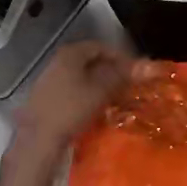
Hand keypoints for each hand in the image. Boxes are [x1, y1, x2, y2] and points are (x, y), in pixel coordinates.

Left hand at [14, 41, 140, 147]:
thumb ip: (123, 75)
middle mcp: (57, 62)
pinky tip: (97, 109)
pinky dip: (88, 95)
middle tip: (129, 86)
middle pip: (90, 62)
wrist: (39, 138)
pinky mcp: (47, 98)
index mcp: (70, 54)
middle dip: (111, 72)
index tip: (135, 72)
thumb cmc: (72, 108)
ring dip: (100, 85)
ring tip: (117, 99)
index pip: (101, 47)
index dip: (120, 57)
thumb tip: (147, 65)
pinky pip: (73, 90)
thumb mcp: (102, 90)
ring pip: (82, 77)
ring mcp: (49, 80)